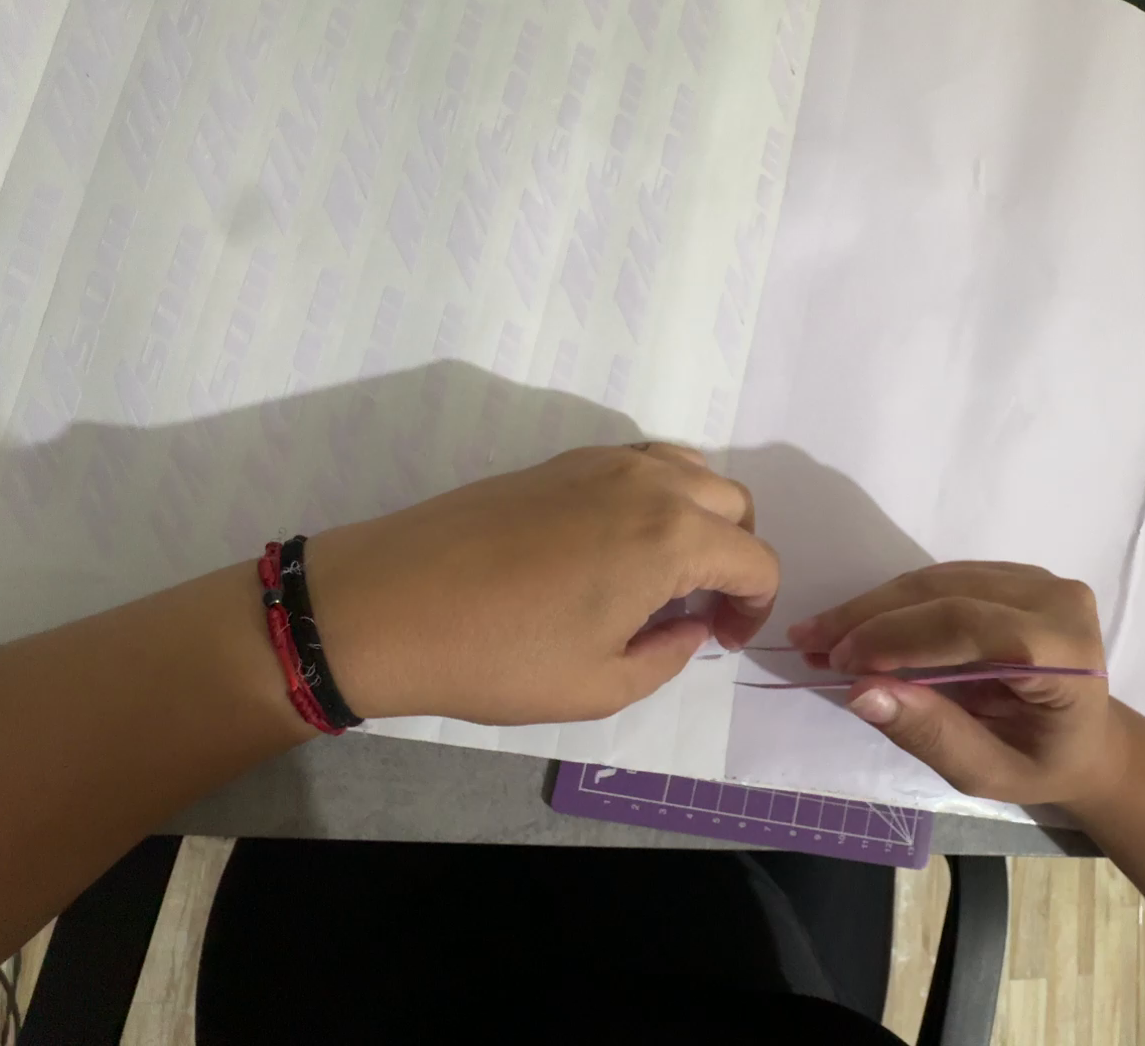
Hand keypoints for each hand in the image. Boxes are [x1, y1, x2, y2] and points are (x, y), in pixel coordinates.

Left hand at [303, 444, 778, 724]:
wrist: (388, 604)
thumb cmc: (499, 657)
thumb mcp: (600, 686)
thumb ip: (668, 656)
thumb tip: (691, 626)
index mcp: (669, 538)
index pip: (756, 559)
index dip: (756, 605)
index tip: (722, 638)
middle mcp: (648, 484)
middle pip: (734, 502)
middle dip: (738, 556)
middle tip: (702, 606)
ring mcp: (603, 462)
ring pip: (691, 470)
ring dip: (702, 517)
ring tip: (669, 568)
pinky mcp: (563, 459)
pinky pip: (642, 461)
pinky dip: (660, 494)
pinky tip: (622, 540)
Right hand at [787, 562, 1121, 806]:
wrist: (1085, 740)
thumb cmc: (1041, 764)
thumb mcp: (986, 772)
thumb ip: (930, 733)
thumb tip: (860, 691)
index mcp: (1063, 652)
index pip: (965, 625)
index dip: (894, 636)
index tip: (835, 659)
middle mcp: (1054, 599)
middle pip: (942, 593)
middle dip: (867, 617)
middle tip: (808, 641)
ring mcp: (1035, 579)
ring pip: (930, 579)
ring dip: (869, 606)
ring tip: (821, 635)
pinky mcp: (1010, 574)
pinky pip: (936, 579)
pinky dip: (889, 602)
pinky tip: (855, 624)